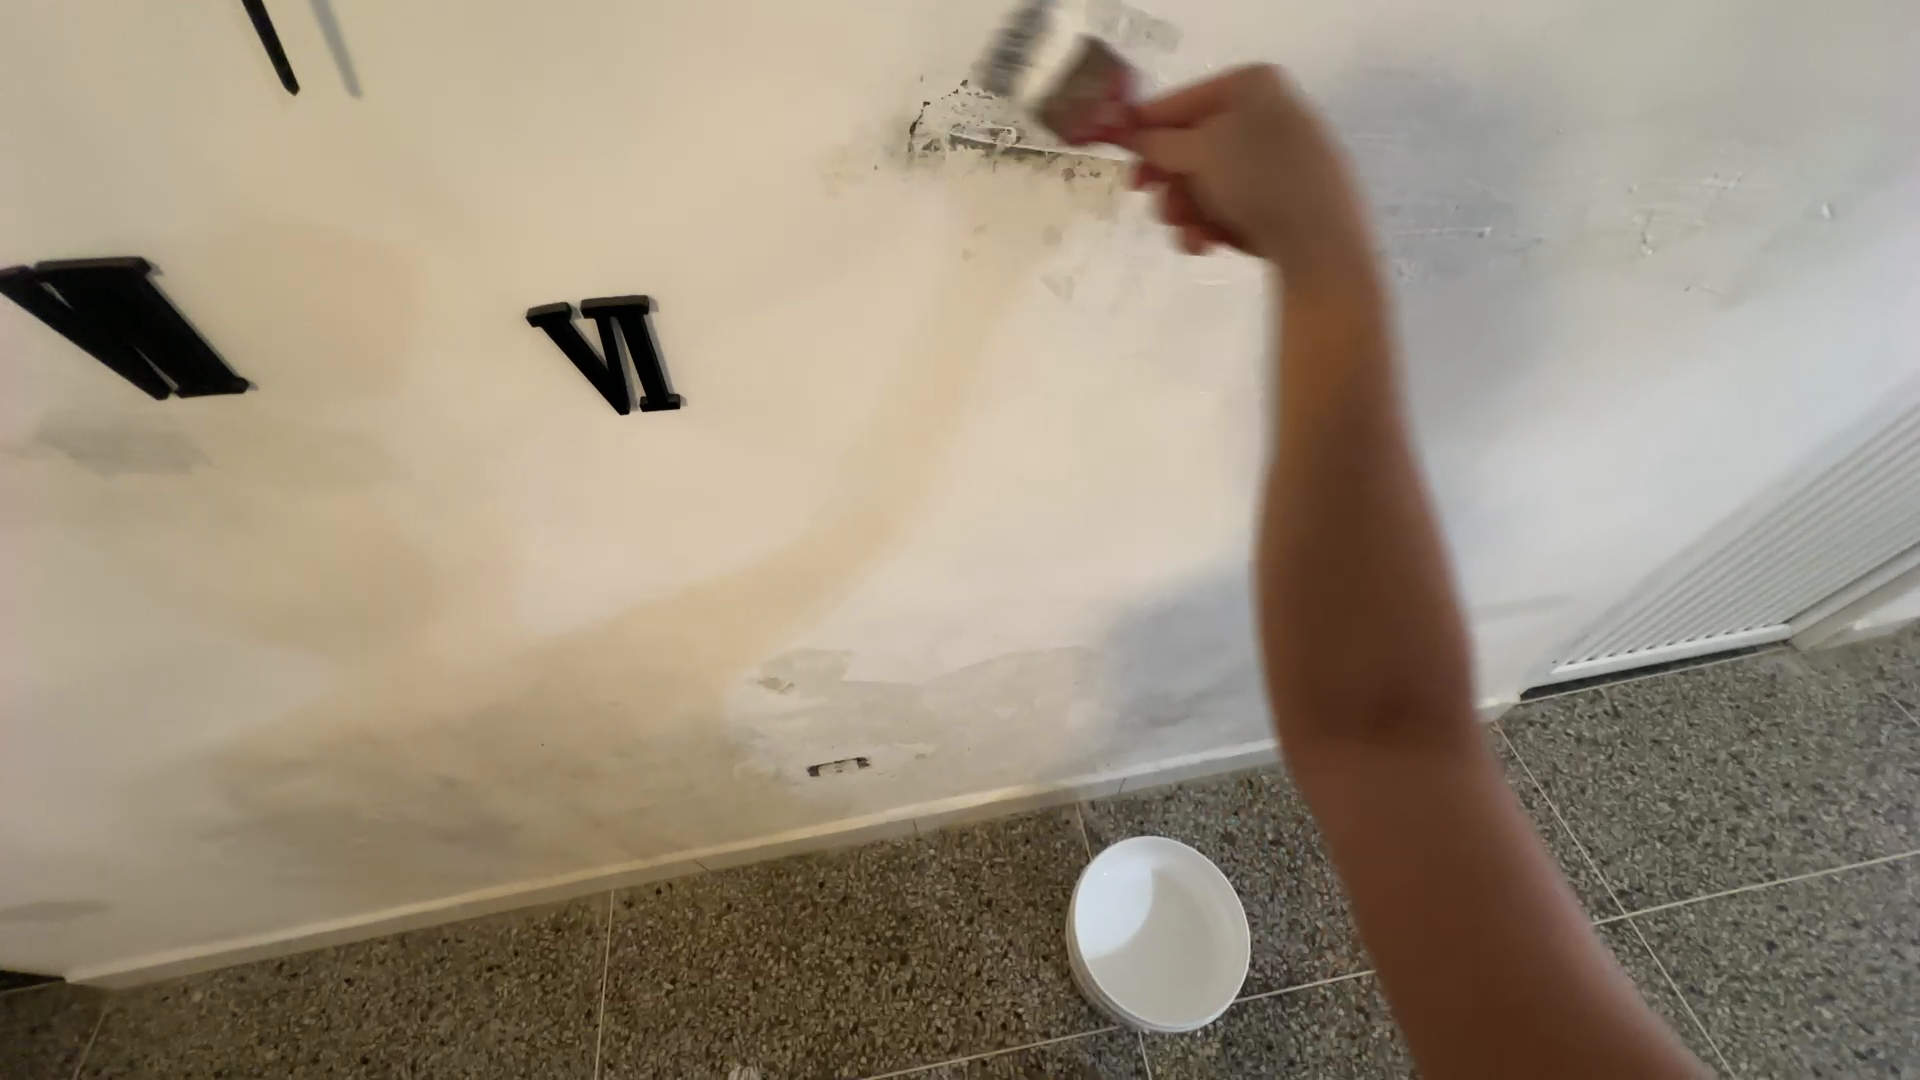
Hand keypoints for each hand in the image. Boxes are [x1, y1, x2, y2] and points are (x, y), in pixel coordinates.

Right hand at [1117, 66, 1374, 278]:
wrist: (1318, 236)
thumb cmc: (1258, 178)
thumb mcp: (1200, 152)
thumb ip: (1158, 143)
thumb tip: (1126, 132)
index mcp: (1247, 86)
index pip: (1177, 104)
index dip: (1144, 132)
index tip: (1118, 159)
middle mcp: (1260, 116)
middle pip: (1187, 151)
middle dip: (1172, 188)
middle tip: (1163, 209)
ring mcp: (1267, 160)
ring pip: (1201, 186)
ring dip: (1186, 215)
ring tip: (1194, 236)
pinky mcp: (1272, 199)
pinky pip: (1222, 208)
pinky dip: (1208, 227)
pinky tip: (1210, 244)